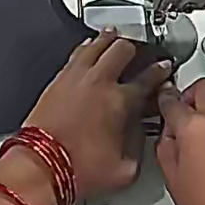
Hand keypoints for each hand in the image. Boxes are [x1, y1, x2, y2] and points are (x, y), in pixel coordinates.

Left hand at [14, 30, 171, 204]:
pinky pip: (75, 54)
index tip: (163, 68)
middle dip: (135, 47)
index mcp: (120, 101)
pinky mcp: (57, 81)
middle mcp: (99, 83)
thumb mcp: (124, 169)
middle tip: (140, 48)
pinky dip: (86, 47)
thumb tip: (139, 136)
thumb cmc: (76, 169)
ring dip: (108, 39)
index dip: (160, 71)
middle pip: (122, 50)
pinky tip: (87, 48)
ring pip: (96, 45)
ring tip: (114, 35)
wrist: (40, 166)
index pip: (148, 78)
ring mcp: (75, 78)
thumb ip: (138, 146)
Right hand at [156, 78, 204, 204]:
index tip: (161, 105)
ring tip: (194, 140)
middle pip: (204, 87)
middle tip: (179, 112)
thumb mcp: (173, 180)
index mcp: (195, 127)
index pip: (172, 100)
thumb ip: (166, 147)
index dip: (163, 102)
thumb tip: (168, 136)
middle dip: (189, 95)